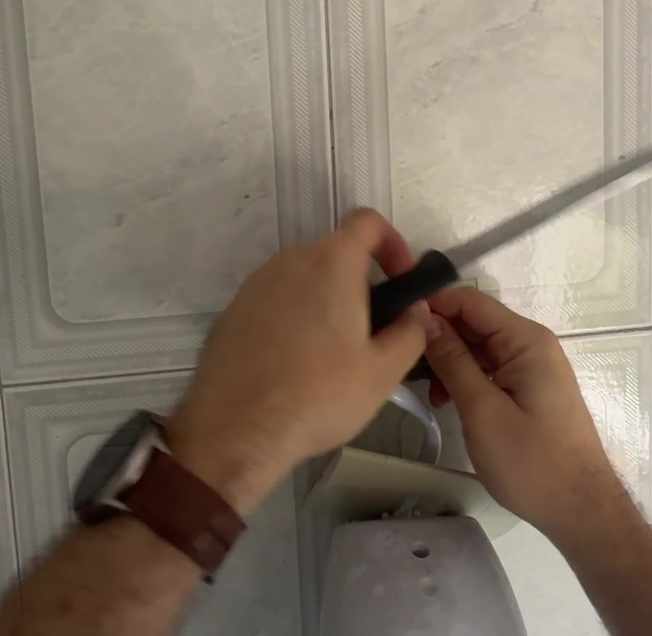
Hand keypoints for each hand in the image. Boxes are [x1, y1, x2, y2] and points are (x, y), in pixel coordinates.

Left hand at [168, 209, 432, 511]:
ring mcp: (257, 282)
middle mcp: (291, 259)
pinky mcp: (234, 308)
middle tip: (374, 328)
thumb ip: (411, 332)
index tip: (401, 281)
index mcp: (331, 262)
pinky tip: (296, 363)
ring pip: (304, 276)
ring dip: (327, 299)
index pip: (368, 221)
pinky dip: (294, 315)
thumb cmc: (317, 395)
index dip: (394, 243)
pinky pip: (276, 299)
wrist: (235, 429)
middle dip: (362, 280)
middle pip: (336, 251)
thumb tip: (416, 311)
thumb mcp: (382, 372)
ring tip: (335, 352)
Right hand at [421, 286, 626, 538]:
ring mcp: (531, 366)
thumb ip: (451, 359)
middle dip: (438, 335)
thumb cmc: (532, 462)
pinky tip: (445, 400)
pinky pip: (489, 367)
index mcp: (525, 339)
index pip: (470, 300)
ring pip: (478, 346)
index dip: (433, 305)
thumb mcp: (482, 409)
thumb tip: (424, 319)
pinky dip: (464, 377)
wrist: (581, 513)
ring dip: (448, 360)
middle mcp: (531, 343)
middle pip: (474, 321)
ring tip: (425, 391)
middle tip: (402, 360)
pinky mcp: (528, 388)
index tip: (398, 322)